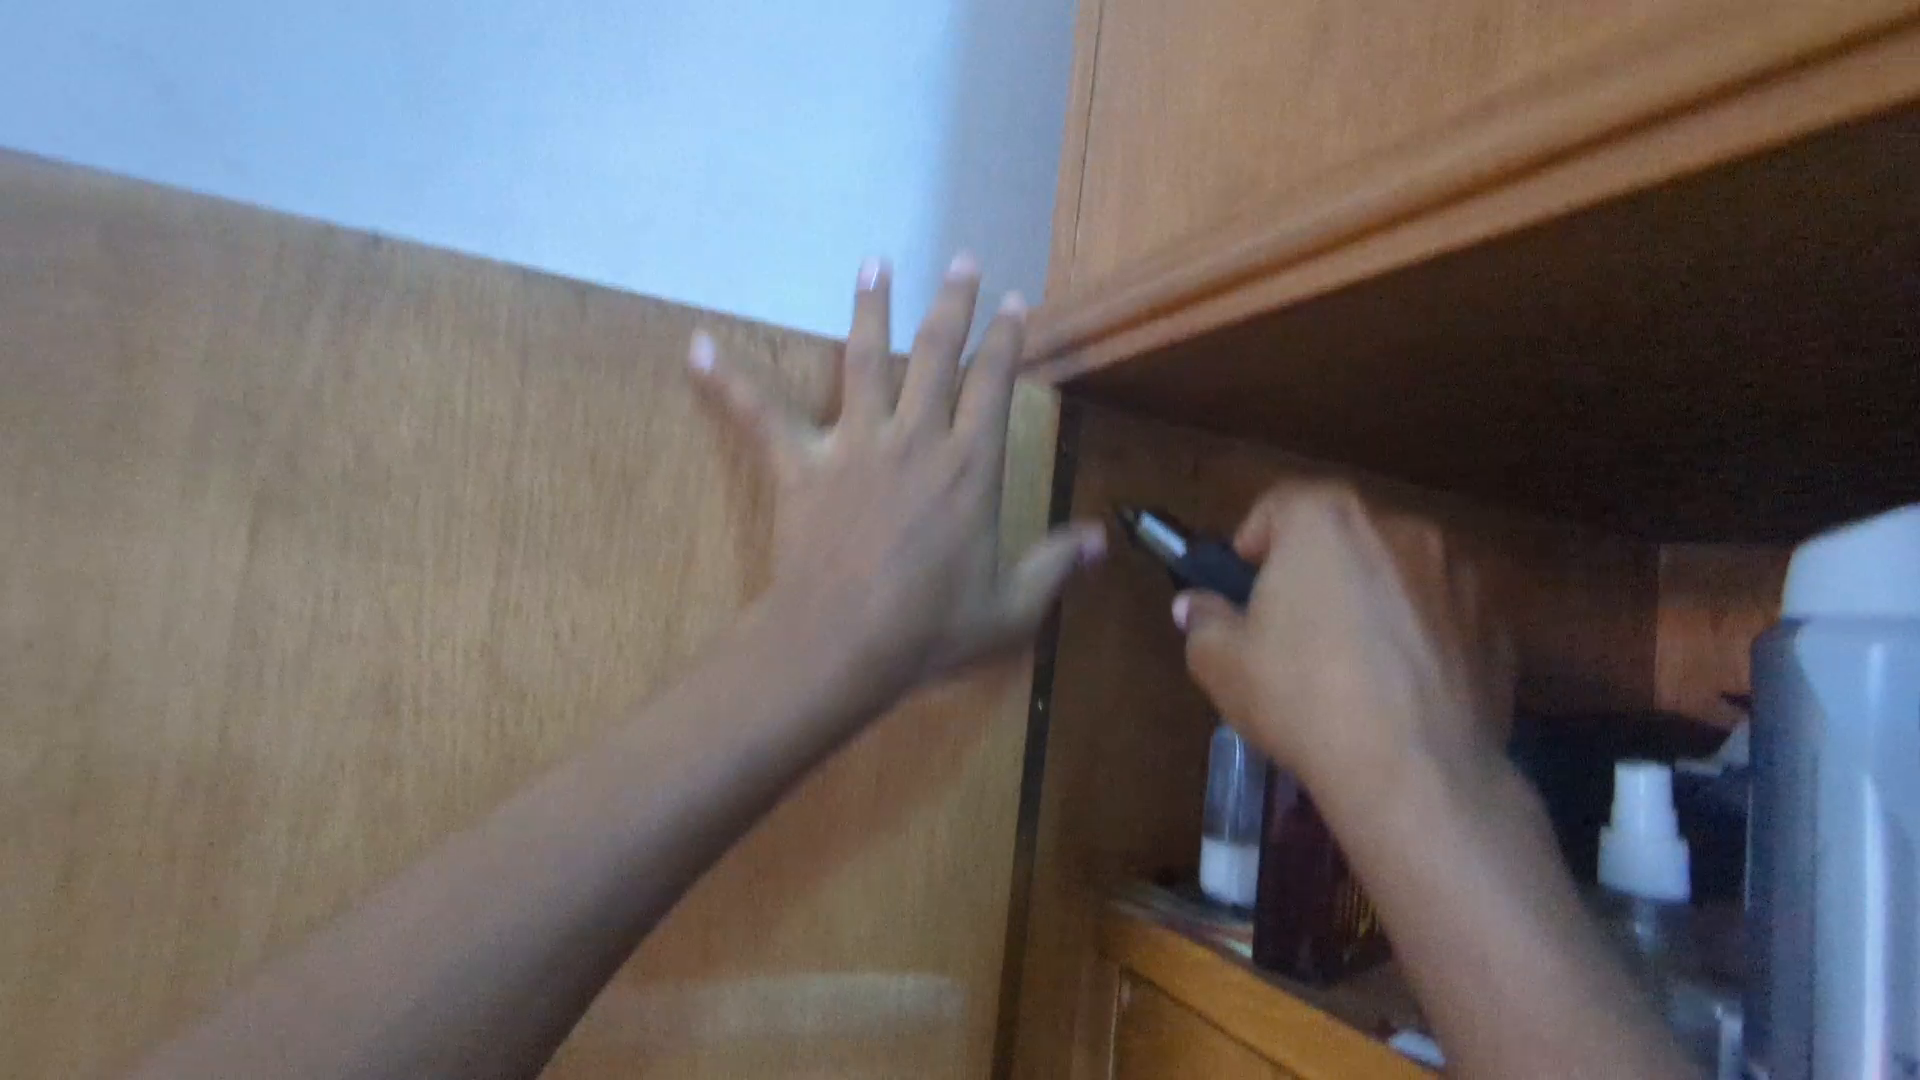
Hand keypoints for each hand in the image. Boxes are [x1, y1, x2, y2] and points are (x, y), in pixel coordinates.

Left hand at [689, 255, 1104, 696]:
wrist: (843, 645)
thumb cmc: (930, 629)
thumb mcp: (1010, 608)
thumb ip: (1056, 566)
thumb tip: (1101, 539)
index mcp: (969, 467)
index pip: (993, 384)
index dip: (1007, 340)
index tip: (1016, 303)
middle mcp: (915, 439)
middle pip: (936, 354)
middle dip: (953, 304)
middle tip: (961, 261)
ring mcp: (854, 445)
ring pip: (864, 360)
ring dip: (871, 309)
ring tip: (875, 263)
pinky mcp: (802, 464)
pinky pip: (760, 414)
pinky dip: (729, 380)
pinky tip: (698, 346)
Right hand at [1173, 484, 1512, 796]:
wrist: (1415, 773)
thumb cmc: (1302, 698)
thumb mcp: (1222, 663)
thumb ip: (1204, 621)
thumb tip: (1197, 606)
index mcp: (1326, 523)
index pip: (1282, 501)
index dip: (1256, 537)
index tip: (1247, 582)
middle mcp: (1400, 530)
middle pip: (1344, 533)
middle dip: (1316, 566)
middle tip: (1294, 623)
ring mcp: (1459, 574)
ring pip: (1399, 570)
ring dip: (1373, 595)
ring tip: (1356, 659)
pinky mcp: (1498, 624)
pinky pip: (1443, 614)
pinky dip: (1421, 633)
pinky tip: (1403, 687)